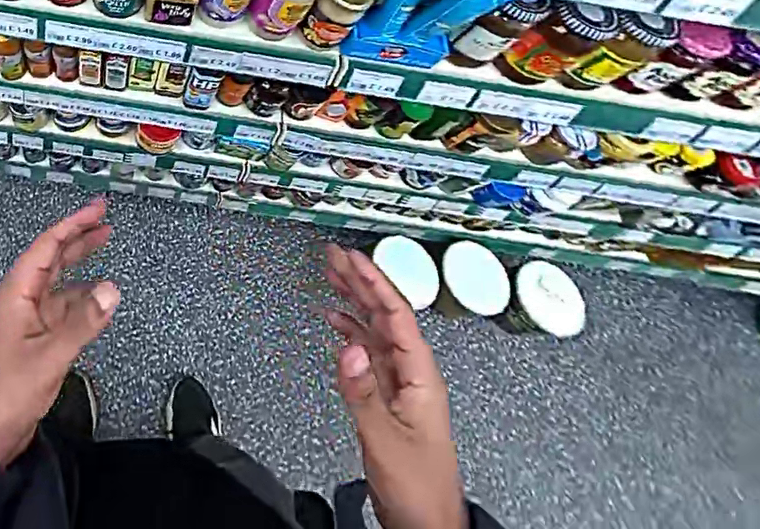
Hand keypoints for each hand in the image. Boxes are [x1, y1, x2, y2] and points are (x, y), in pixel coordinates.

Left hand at [0, 200, 119, 466]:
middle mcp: (21, 298)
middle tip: (104, 217)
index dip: (72, 224)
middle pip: (51, 256)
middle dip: (77, 234)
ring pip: (57, 277)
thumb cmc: (8, 392)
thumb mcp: (49, 357)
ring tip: (104, 242)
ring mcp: (27, 317)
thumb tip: (113, 288)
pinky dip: (81, 292)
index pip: (46, 247)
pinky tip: (98, 294)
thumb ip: (83, 322)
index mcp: (17, 294)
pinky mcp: (35, 335)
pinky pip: (61, 302)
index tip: (97, 209)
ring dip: (80, 259)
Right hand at [324, 245, 466, 528]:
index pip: (396, 313)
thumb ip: (363, 393)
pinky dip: (348, 330)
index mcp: (419, 374)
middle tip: (336, 256)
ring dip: (353, 299)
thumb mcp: (386, 438)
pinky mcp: (386, 395)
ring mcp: (398, 382)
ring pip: (374, 328)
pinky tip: (335, 319)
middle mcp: (410, 371)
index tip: (354, 258)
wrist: (427, 525)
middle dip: (360, 281)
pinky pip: (366, 350)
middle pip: (384, 314)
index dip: (374, 281)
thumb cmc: (420, 489)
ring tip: (332, 275)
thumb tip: (347, 348)